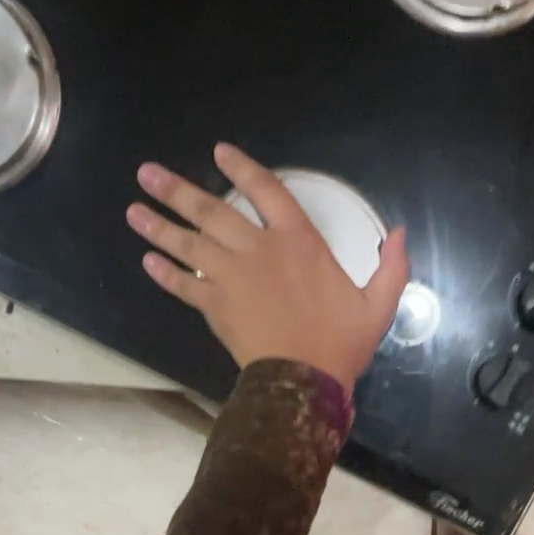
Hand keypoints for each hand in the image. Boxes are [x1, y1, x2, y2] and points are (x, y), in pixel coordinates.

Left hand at [127, 143, 410, 391]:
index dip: (242, 168)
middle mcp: (258, 249)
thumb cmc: (342, 343)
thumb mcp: (379, 305)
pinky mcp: (215, 306)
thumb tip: (400, 231)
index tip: (219, 152)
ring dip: (159, 226)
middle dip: (176, 190)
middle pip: (211, 210)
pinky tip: (147, 263)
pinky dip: (165, 275)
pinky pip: (184, 285)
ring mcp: (231, 277)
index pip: (267, 190)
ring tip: (133, 211)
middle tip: (146, 173)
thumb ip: (392, 267)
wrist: (304, 382)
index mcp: (299, 241)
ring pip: (189, 243)